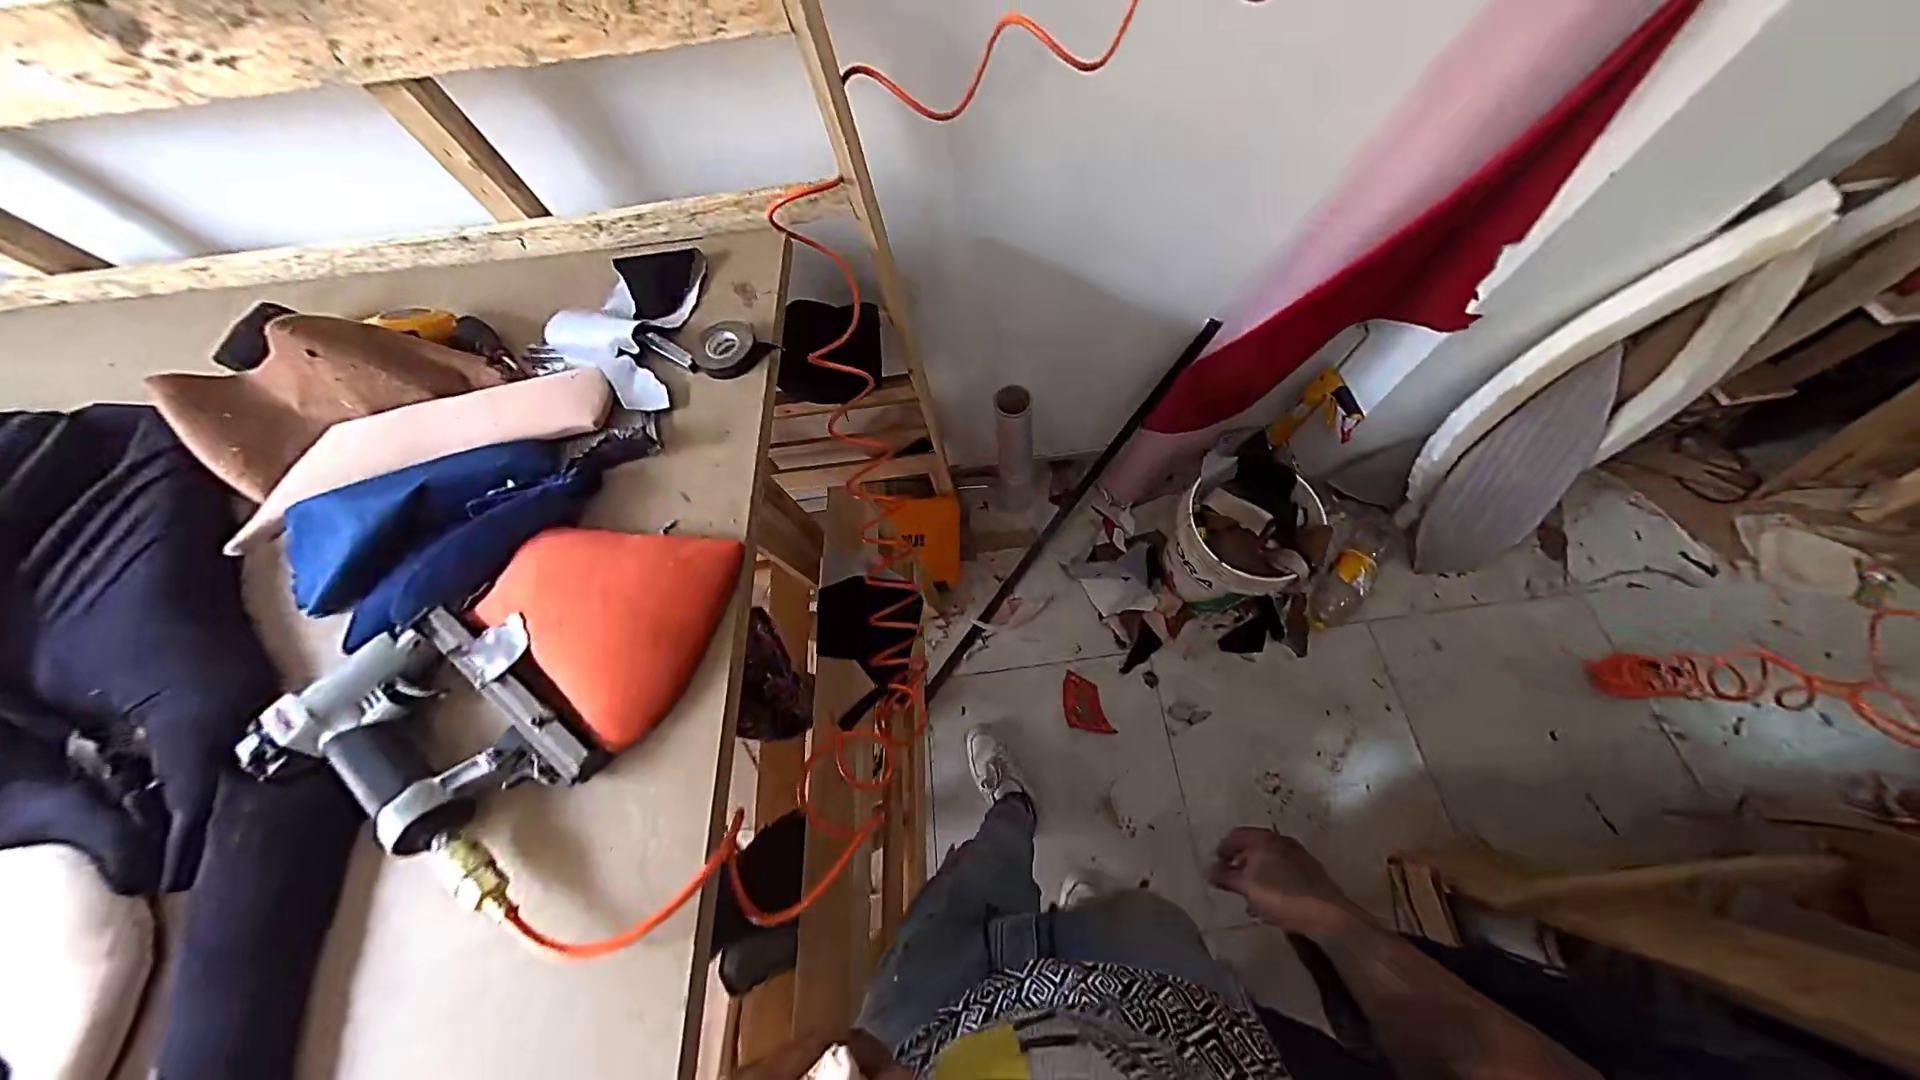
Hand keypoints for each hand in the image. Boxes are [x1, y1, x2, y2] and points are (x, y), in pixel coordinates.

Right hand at [1208, 828, 1371, 936]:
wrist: (1330, 912)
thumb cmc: (1283, 896)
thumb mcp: (1248, 888)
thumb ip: (1226, 878)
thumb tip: (1208, 872)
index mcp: (1262, 839)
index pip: (1233, 837)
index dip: (1222, 852)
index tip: (1218, 869)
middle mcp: (1278, 839)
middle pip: (1250, 846)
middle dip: (1239, 863)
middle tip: (1233, 881)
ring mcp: (1296, 852)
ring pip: (1267, 858)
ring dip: (1256, 871)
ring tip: (1252, 893)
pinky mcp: (1309, 867)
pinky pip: (1282, 867)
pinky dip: (1272, 876)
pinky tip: (1273, 895)